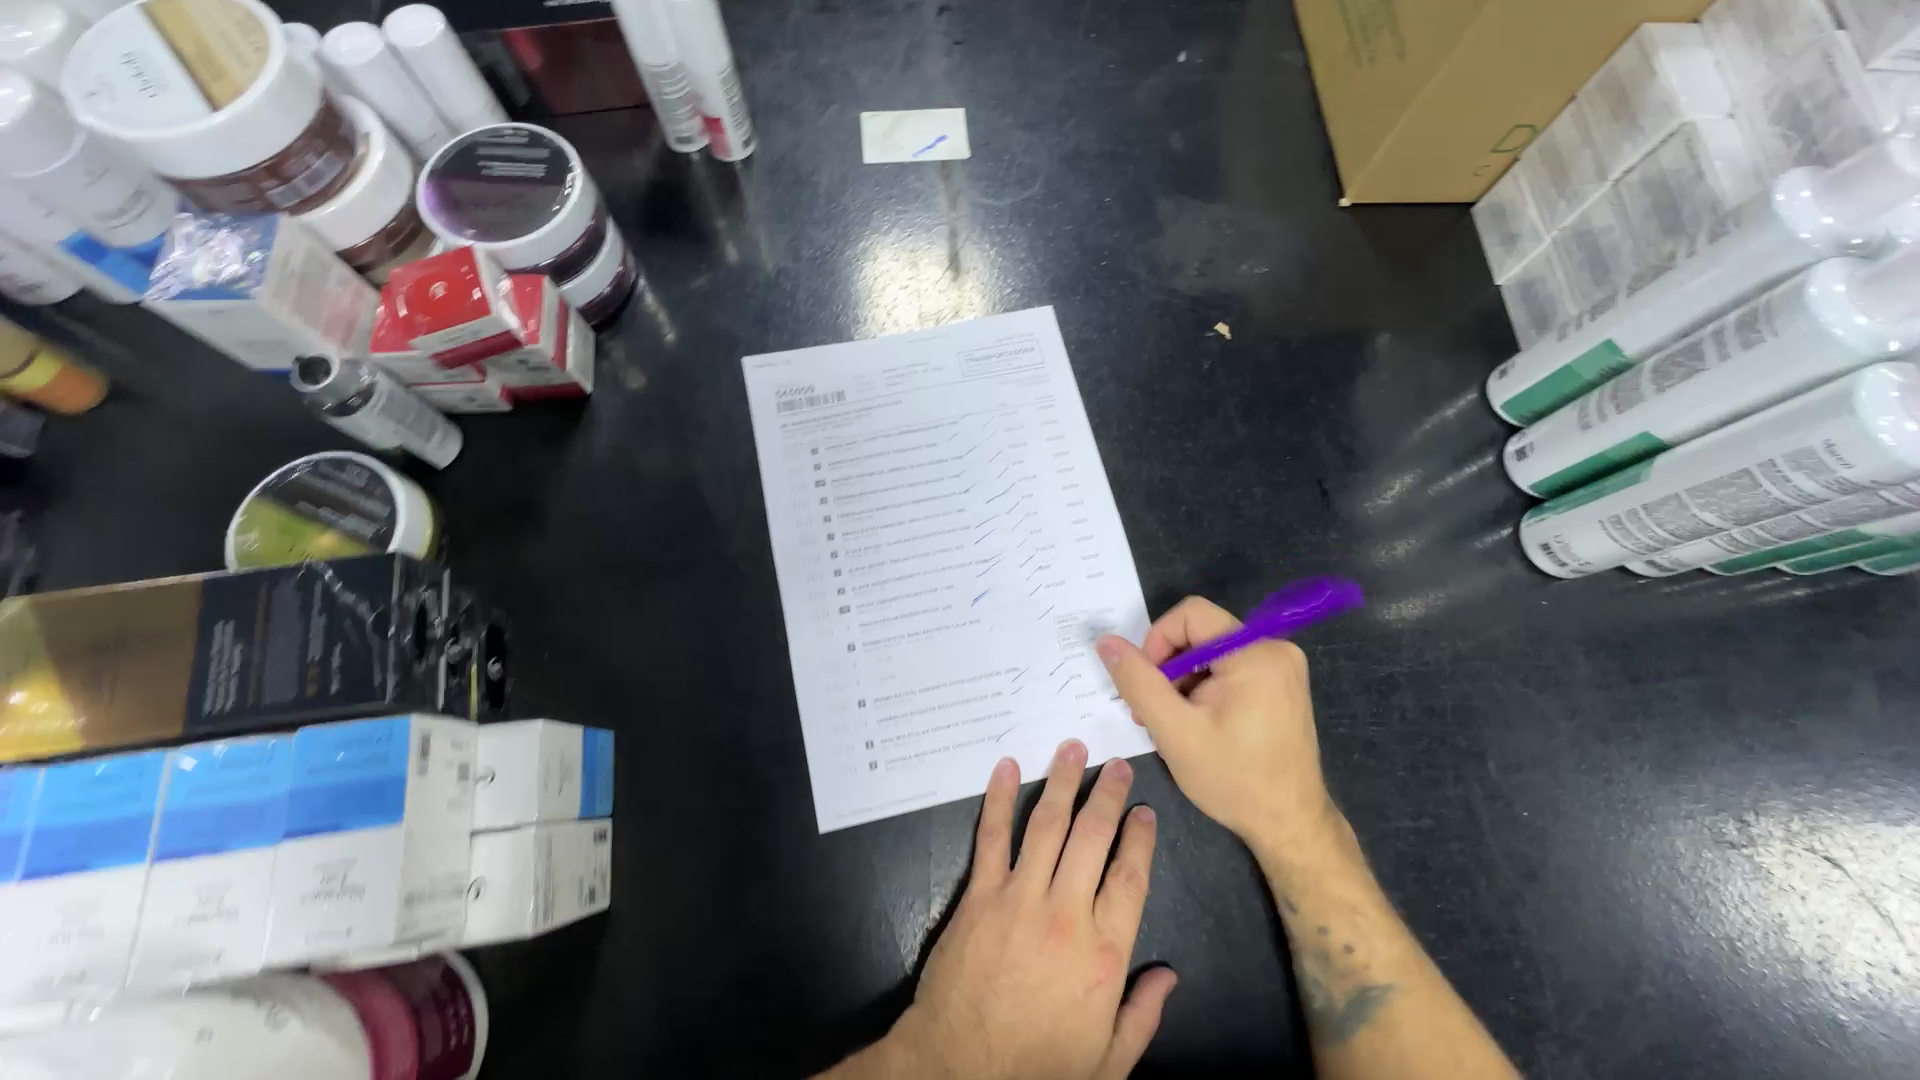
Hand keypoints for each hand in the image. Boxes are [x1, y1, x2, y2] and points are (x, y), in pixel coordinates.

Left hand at [879, 740, 1175, 1079]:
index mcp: (1103, 952)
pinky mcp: (980, 895)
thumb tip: (1170, 975)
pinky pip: (990, 836)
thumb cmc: (1039, 1066)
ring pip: (1046, 826)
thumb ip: (1143, 1016)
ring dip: (1061, 782)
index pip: (1130, 878)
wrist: (960, 1068)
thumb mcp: (1108, 1061)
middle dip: (1107, 796)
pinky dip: (997, 798)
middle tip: (1116, 765)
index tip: (1145, 812)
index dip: (1140, 840)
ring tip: (1073, 748)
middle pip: (1092, 838)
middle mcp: (1066, 914)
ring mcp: (1019, 898)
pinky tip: (1006, 767)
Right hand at [1096, 597, 1339, 857]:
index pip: (1190, 614)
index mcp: (1255, 653)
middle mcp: (1275, 649)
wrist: (1289, 825)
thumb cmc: (1233, 779)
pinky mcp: (1281, 685)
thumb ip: (1137, 681)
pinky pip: (1229, 668)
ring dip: (1183, 682)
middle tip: (1153, 712)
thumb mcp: (1174, 730)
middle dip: (1168, 668)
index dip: (1157, 641)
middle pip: (1200, 633)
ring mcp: (1282, 667)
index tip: (1147, 684)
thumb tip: (1106, 641)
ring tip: (1174, 725)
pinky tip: (1198, 724)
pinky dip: (1204, 689)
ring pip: (1210, 653)